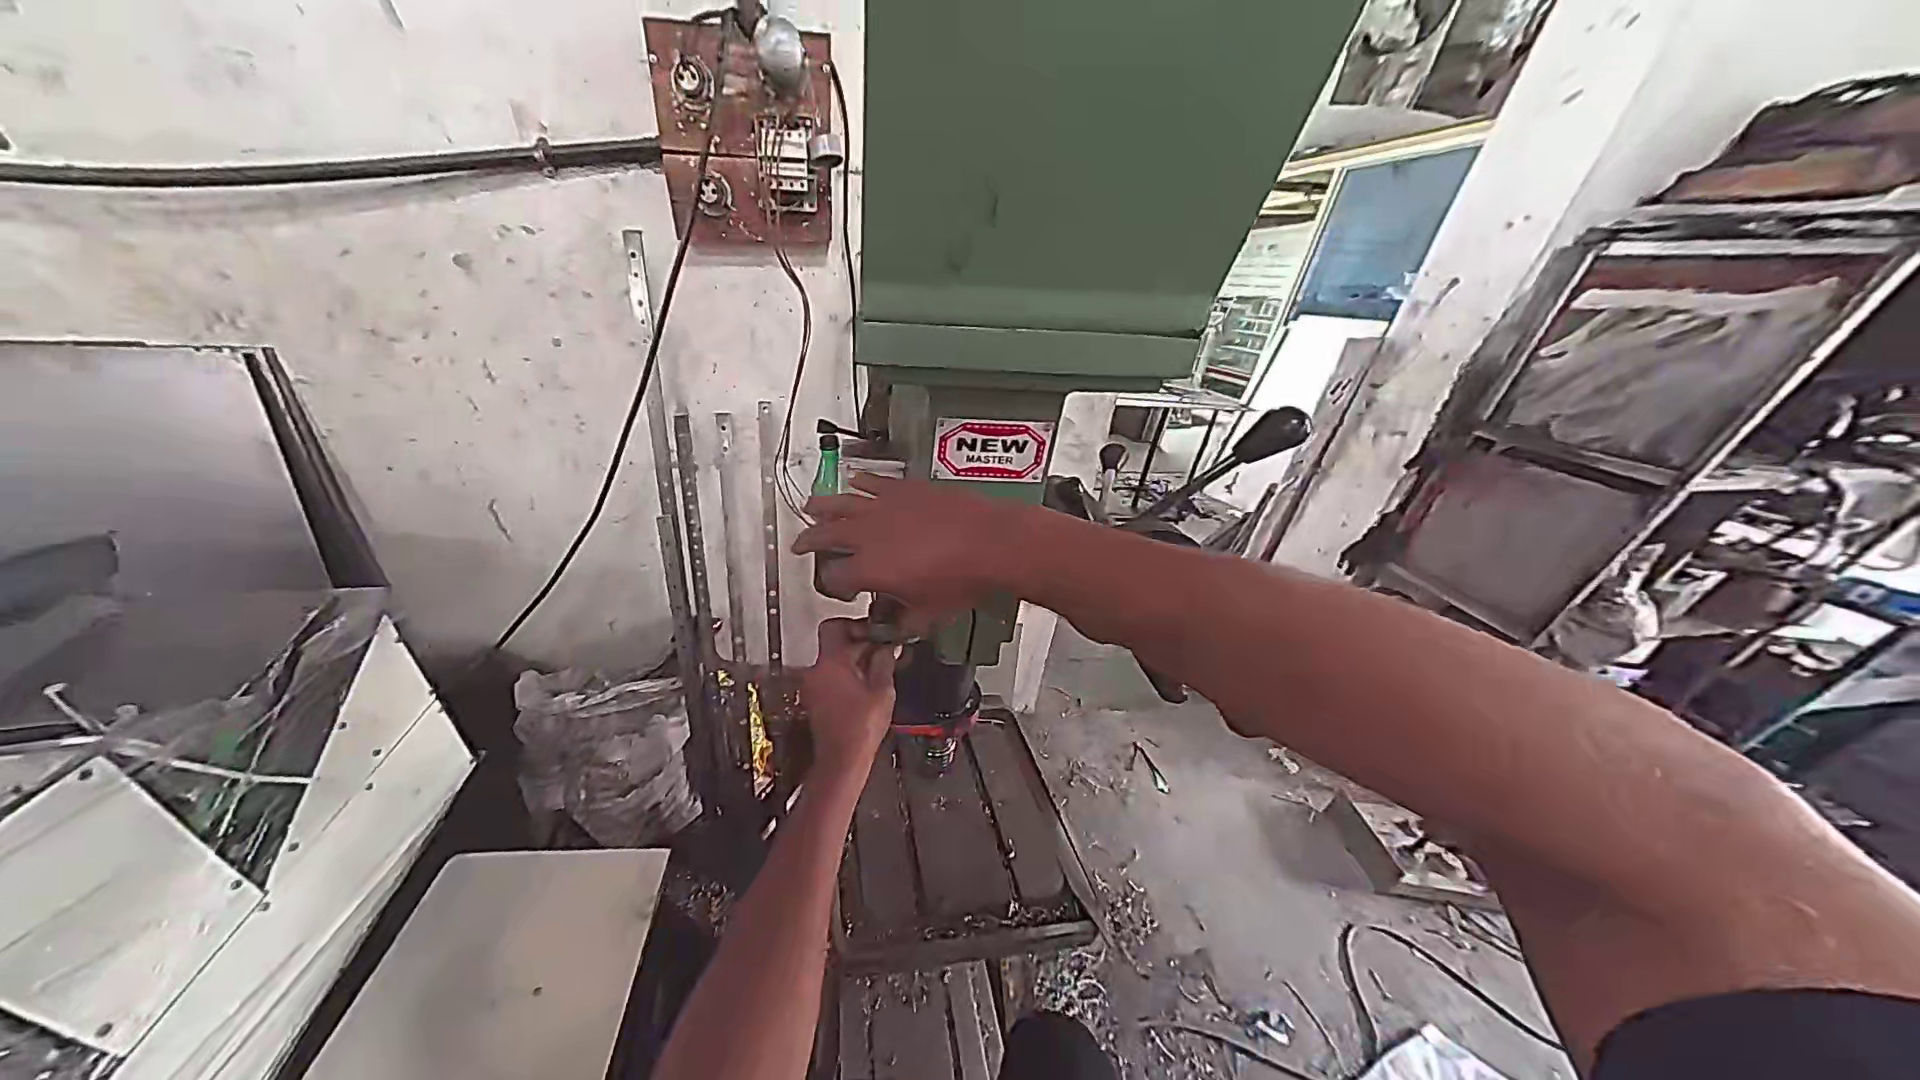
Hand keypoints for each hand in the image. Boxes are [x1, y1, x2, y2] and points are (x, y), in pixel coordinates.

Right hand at [792, 474, 1055, 620]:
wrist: (992, 543)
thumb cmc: (962, 579)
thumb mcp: (927, 612)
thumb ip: (903, 620)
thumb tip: (897, 624)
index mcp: (868, 569)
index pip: (832, 578)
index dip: (832, 586)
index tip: (842, 588)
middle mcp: (867, 535)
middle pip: (823, 534)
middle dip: (809, 542)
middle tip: (801, 545)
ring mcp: (883, 507)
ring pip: (839, 502)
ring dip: (821, 507)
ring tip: (811, 508)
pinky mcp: (902, 488)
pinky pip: (872, 481)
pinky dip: (860, 481)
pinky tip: (854, 480)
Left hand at [800, 618, 898, 778]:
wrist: (842, 761)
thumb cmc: (860, 728)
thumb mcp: (882, 690)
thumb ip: (883, 662)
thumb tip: (886, 647)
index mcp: (831, 663)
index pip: (834, 626)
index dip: (855, 625)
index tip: (874, 631)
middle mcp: (816, 671)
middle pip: (835, 643)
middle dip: (859, 644)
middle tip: (882, 649)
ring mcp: (813, 687)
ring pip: (833, 661)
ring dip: (854, 660)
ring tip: (877, 669)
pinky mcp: (815, 700)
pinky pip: (830, 677)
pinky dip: (846, 676)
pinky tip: (866, 686)